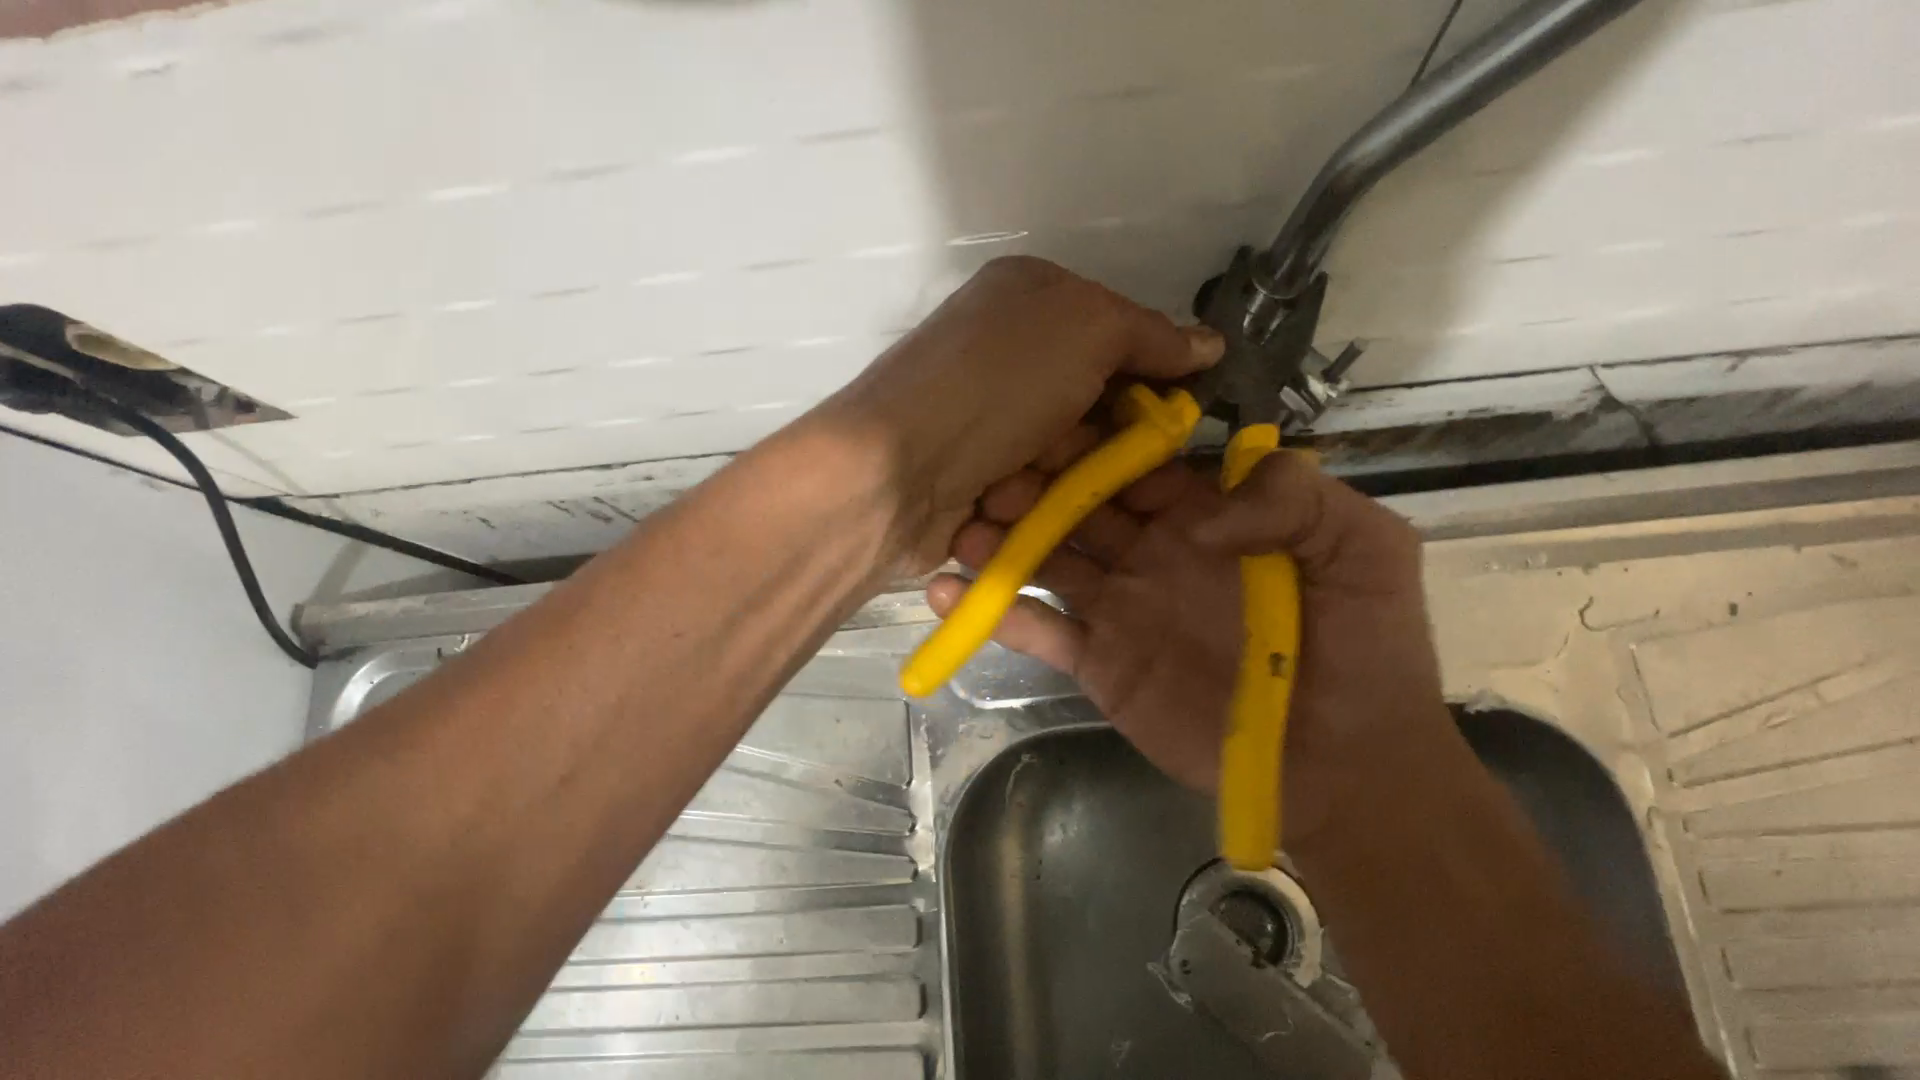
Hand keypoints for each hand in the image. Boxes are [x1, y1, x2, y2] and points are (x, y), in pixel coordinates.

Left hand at [818, 256, 1221, 571]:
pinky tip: (998, 508)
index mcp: (1028, 299)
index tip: (1176, 421)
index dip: (1150, 378)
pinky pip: (1027, 498)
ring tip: (1024, 487)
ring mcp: (983, 421)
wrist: (893, 469)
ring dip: (1058, 482)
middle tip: (1113, 472)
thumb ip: (1151, 335)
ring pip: (1064, 461)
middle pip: (1093, 407)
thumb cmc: (995, 384)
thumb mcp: (1087, 330)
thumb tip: (1209, 343)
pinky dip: (1022, 507)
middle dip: (1103, 445)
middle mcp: (1003, 355)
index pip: (1116, 335)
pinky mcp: (970, 480)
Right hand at [927, 450, 1452, 846]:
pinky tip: (950, 593)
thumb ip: (1295, 498)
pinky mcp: (1099, 663)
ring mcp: (1120, 607)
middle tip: (986, 474)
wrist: (1347, 766)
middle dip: (1032, 486)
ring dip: (1001, 542)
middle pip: (1078, 506)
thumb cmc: (1367, 649)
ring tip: (960, 527)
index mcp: (1206, 515)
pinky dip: (993, 612)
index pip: (1135, 464)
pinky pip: (1039, 630)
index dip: (1093, 444)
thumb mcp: (1366, 548)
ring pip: (1046, 561)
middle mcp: (1152, 552)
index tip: (1046, 426)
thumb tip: (1195, 514)